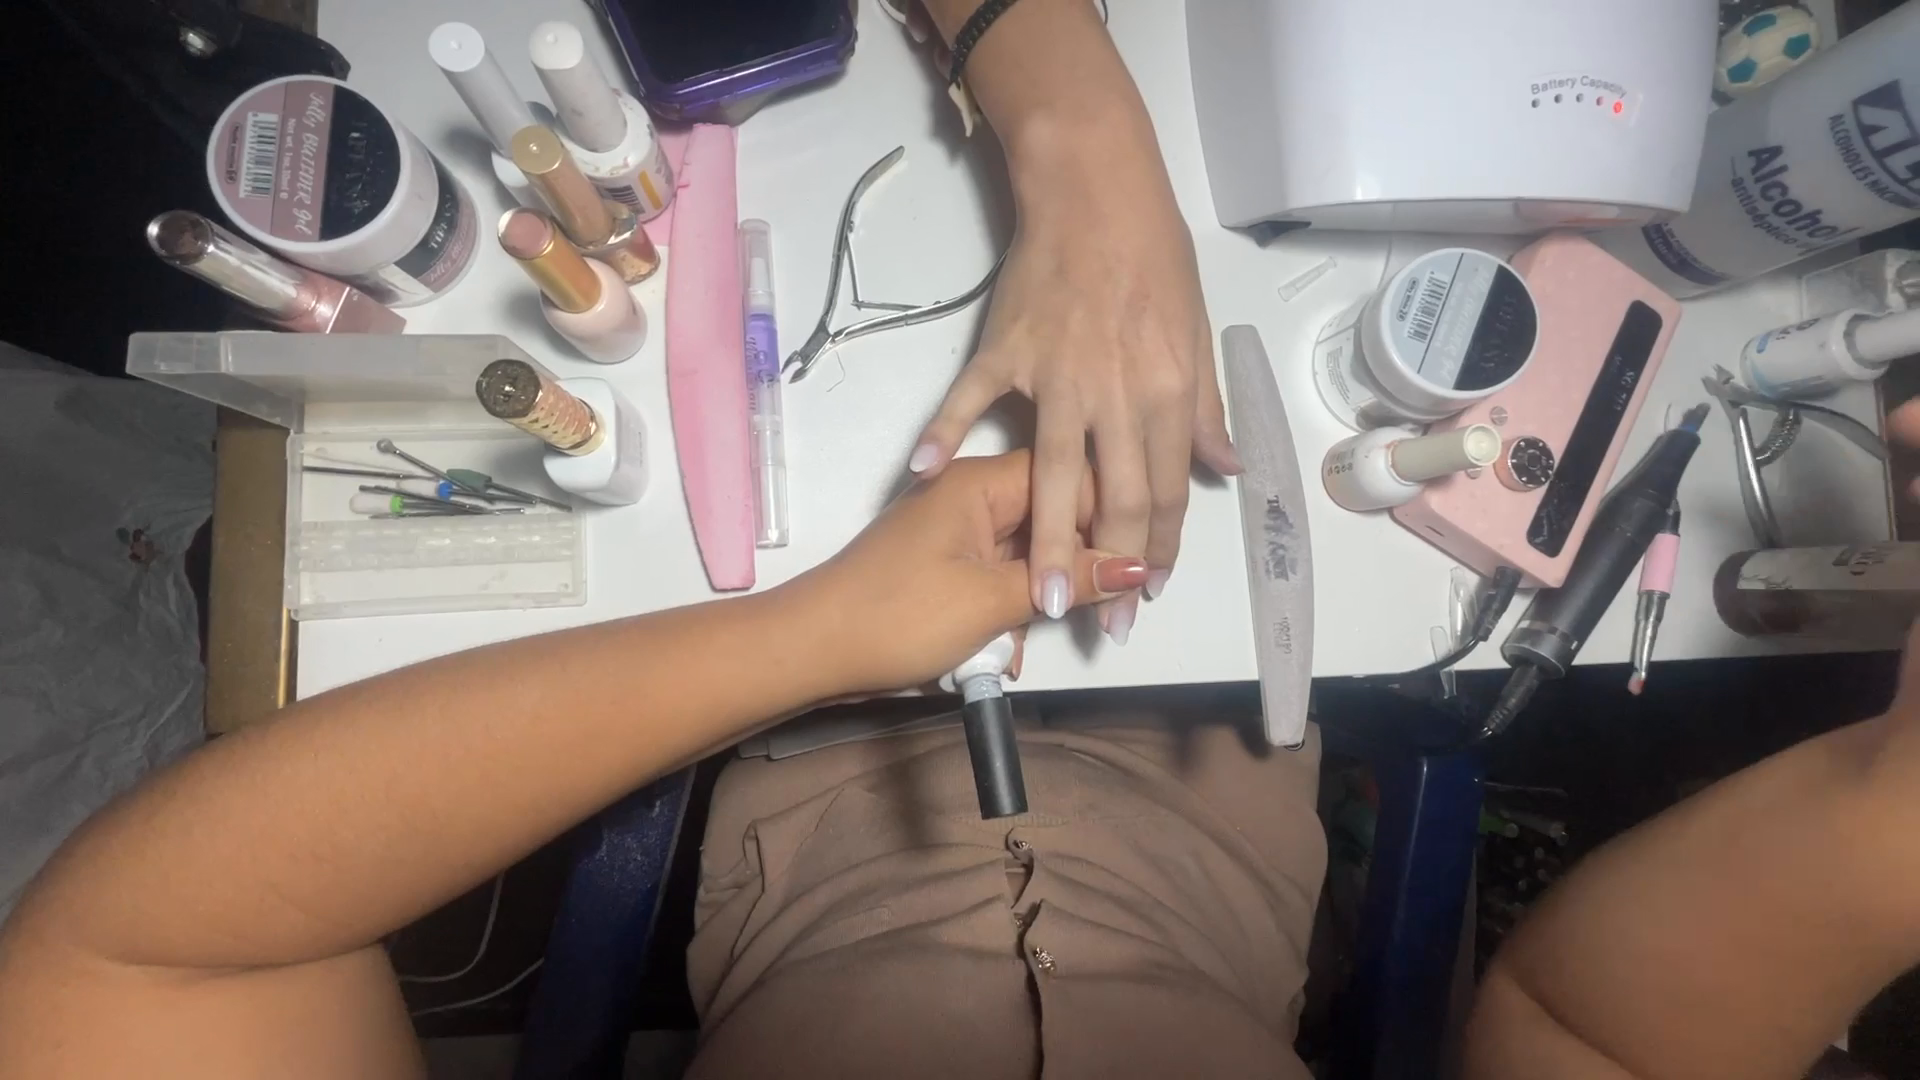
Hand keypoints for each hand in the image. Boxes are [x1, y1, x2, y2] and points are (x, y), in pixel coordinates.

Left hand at [801, 451, 1147, 695]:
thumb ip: (1068, 581)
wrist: (811, 650)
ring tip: (1024, 644)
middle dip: (1073, 573)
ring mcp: (958, 533)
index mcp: (981, 482)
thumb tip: (1137, 566)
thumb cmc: (899, 615)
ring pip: (1026, 557)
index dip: (1110, 521)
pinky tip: (999, 653)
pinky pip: (996, 579)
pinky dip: (1003, 613)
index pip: (1070, 479)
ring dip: (1034, 603)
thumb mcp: (991, 600)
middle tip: (1104, 617)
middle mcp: (972, 497)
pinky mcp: (946, 566)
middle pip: (1051, 520)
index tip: (1140, 569)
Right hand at [906, 118, 1238, 645]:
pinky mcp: (1004, 351)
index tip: (1150, 592)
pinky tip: (925, 472)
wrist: (1097, 188)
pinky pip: (971, 397)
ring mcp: (1055, 376)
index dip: (1162, 547)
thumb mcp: (1196, 331)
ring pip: (1052, 474)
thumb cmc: (1153, 259)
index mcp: (1168, 391)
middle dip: (1113, 569)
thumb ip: (1207, 406)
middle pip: (1116, 498)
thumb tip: (1225, 467)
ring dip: (1048, 543)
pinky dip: (945, 430)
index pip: (1168, 488)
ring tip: (1039, 603)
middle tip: (1106, 629)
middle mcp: (1117, 395)